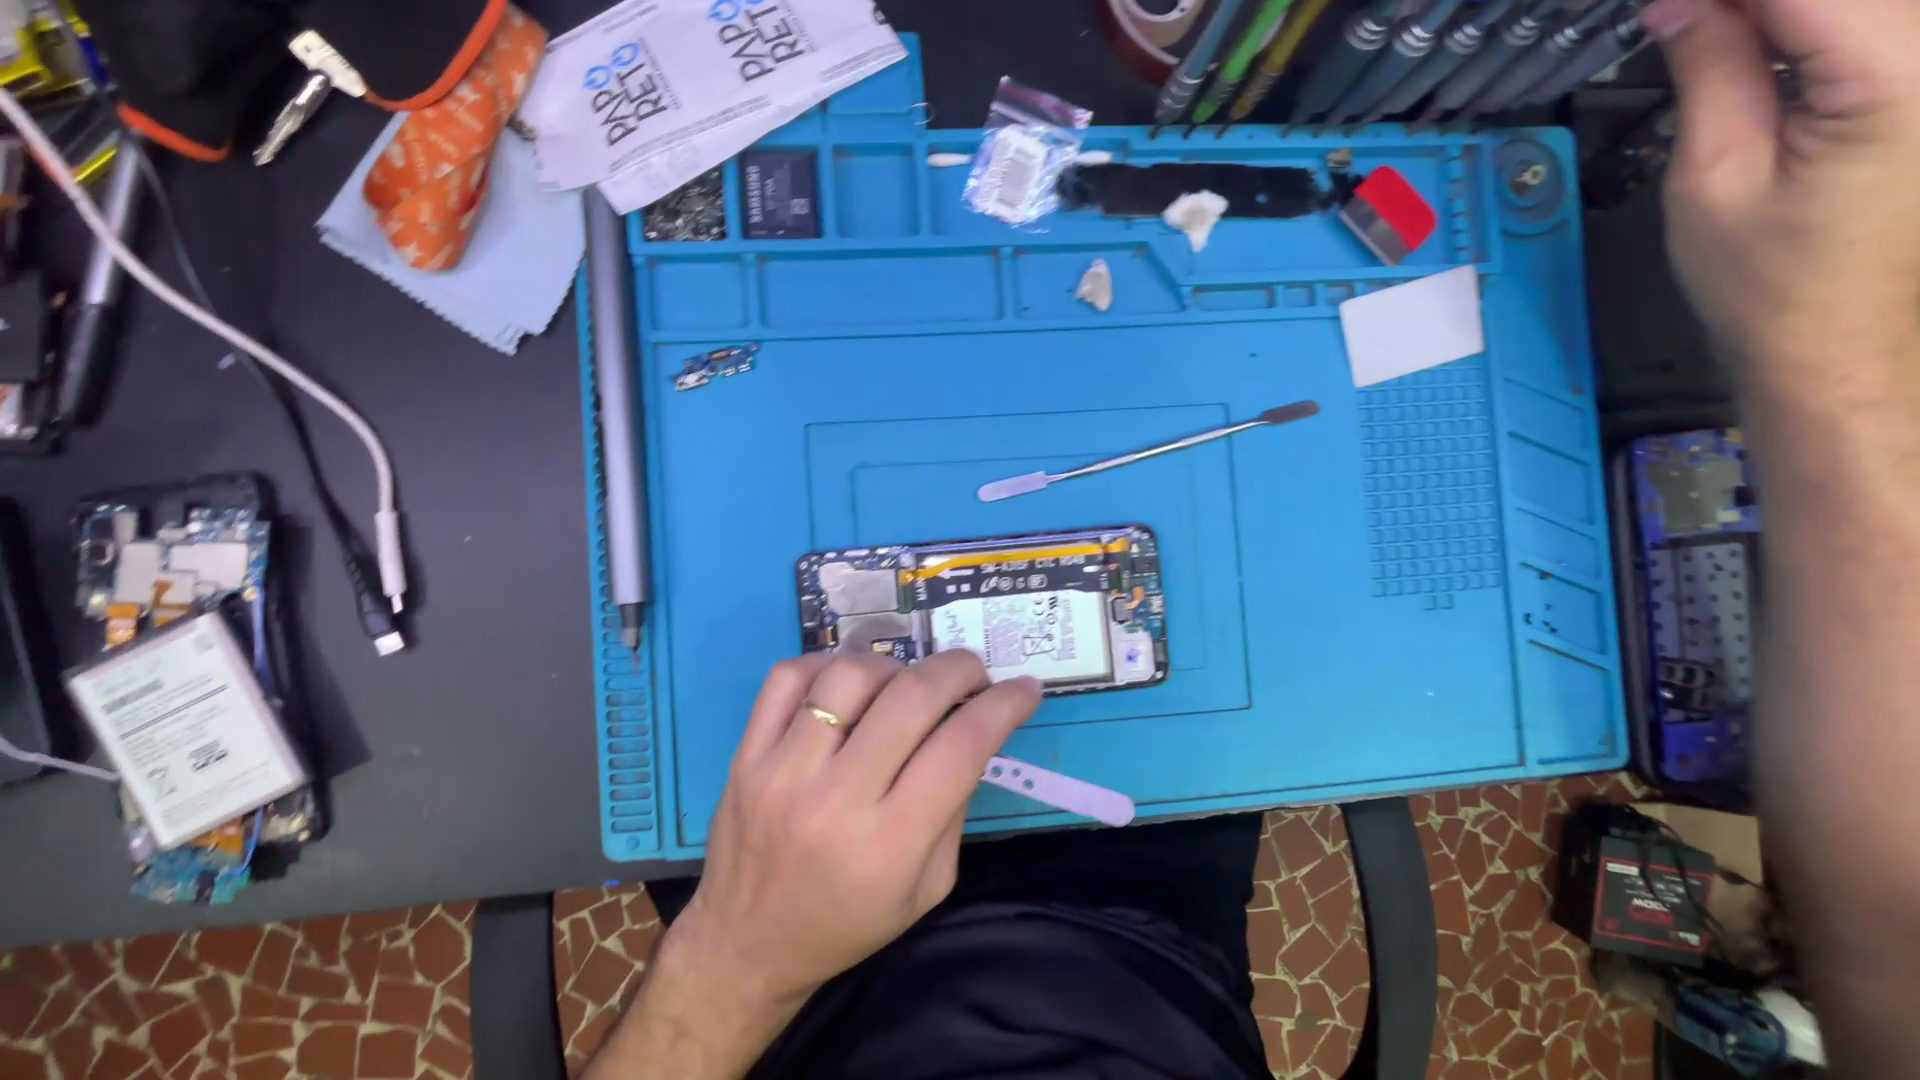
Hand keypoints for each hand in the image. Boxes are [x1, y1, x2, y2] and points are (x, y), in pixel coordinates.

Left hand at [669, 651, 1041, 1008]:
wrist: (747, 945)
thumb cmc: (848, 923)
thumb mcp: (927, 888)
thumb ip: (954, 808)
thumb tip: (973, 731)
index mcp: (890, 844)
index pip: (961, 747)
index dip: (1003, 706)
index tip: (1024, 690)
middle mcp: (836, 799)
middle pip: (911, 698)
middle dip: (959, 670)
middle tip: (973, 674)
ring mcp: (782, 771)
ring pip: (850, 676)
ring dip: (895, 667)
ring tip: (906, 685)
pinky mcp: (746, 754)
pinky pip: (787, 677)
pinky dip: (828, 664)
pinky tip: (849, 685)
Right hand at [1648, 0, 1919, 378]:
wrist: (1834, 343)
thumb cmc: (1763, 281)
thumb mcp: (1712, 177)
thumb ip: (1709, 72)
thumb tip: (1678, 3)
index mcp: (1898, 76)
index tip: (1664, 5)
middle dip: (1751, 6)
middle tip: (1682, 22)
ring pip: (1864, 9)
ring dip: (1780, 20)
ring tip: (1708, 38)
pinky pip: (1878, 28)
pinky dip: (1812, 31)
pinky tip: (1755, 48)